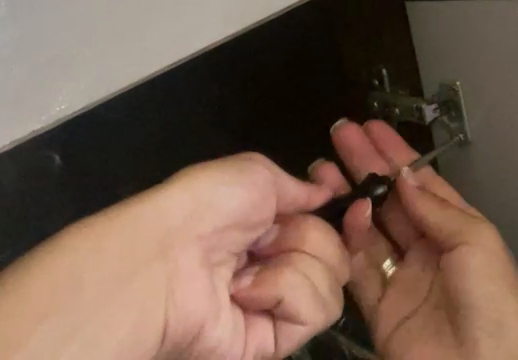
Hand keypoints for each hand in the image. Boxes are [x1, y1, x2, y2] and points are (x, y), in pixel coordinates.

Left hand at [0, 153, 346, 359]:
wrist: (166, 258)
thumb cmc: (207, 206)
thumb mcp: (257, 173)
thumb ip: (299, 187)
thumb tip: (327, 195)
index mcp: (274, 227)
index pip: (331, 226)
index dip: (345, 215)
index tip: (351, 203)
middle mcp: (279, 267)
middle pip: (338, 253)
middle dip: (313, 236)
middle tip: (271, 235)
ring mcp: (276, 307)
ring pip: (333, 282)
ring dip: (299, 263)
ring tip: (251, 267)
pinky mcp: (271, 343)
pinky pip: (313, 313)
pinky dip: (287, 292)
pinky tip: (247, 290)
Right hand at [312, 121, 517, 359]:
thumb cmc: (494, 304)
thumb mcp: (476, 241)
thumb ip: (435, 208)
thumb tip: (405, 175)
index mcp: (458, 228)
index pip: (421, 182)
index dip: (395, 154)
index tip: (372, 128)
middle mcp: (429, 248)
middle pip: (391, 199)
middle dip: (366, 166)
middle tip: (342, 135)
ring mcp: (403, 278)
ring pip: (370, 229)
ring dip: (350, 198)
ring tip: (327, 169)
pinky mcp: (381, 309)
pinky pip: (358, 269)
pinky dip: (348, 241)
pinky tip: (344, 214)